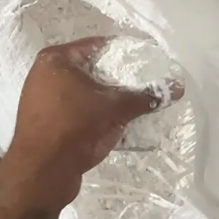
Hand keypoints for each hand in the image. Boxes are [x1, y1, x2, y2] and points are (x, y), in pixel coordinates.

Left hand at [3, 37, 176, 204]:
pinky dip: (98, 117)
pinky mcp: (48, 124)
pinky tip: (120, 125)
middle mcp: (46, 75)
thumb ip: (144, 97)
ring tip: (138, 105)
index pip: (98, 46)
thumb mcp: (114, 108)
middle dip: (120, 79)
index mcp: (56, 59)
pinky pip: (79, 114)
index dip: (125, 53)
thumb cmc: (74, 127)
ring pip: (87, 95)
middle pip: (93, 71)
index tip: (149, 61)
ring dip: (110, 101)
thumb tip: (177, 88)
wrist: (41, 173)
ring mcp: (44, 100)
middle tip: (148, 84)